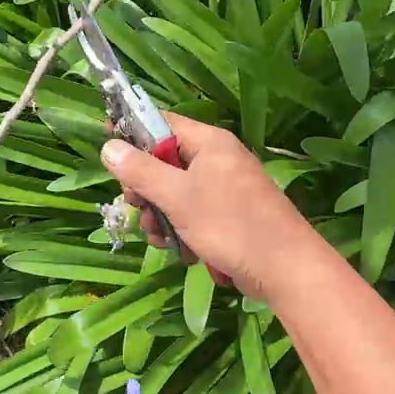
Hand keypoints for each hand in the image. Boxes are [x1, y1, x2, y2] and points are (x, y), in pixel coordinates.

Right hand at [100, 113, 335, 301]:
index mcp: (209, 143)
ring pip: (176, 193)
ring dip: (162, 216)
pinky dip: (183, 230)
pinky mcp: (230, 215)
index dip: (132, 133)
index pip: (162, 123)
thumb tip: (108, 147)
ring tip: (161, 239)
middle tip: (137, 208)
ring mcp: (225, 188)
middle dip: (146, 189)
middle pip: (165, 162)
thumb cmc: (230, 225)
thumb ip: (140, 171)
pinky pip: (194, 214)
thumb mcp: (177, 197)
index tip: (108, 151)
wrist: (286, 270)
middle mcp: (217, 159)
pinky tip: (182, 251)